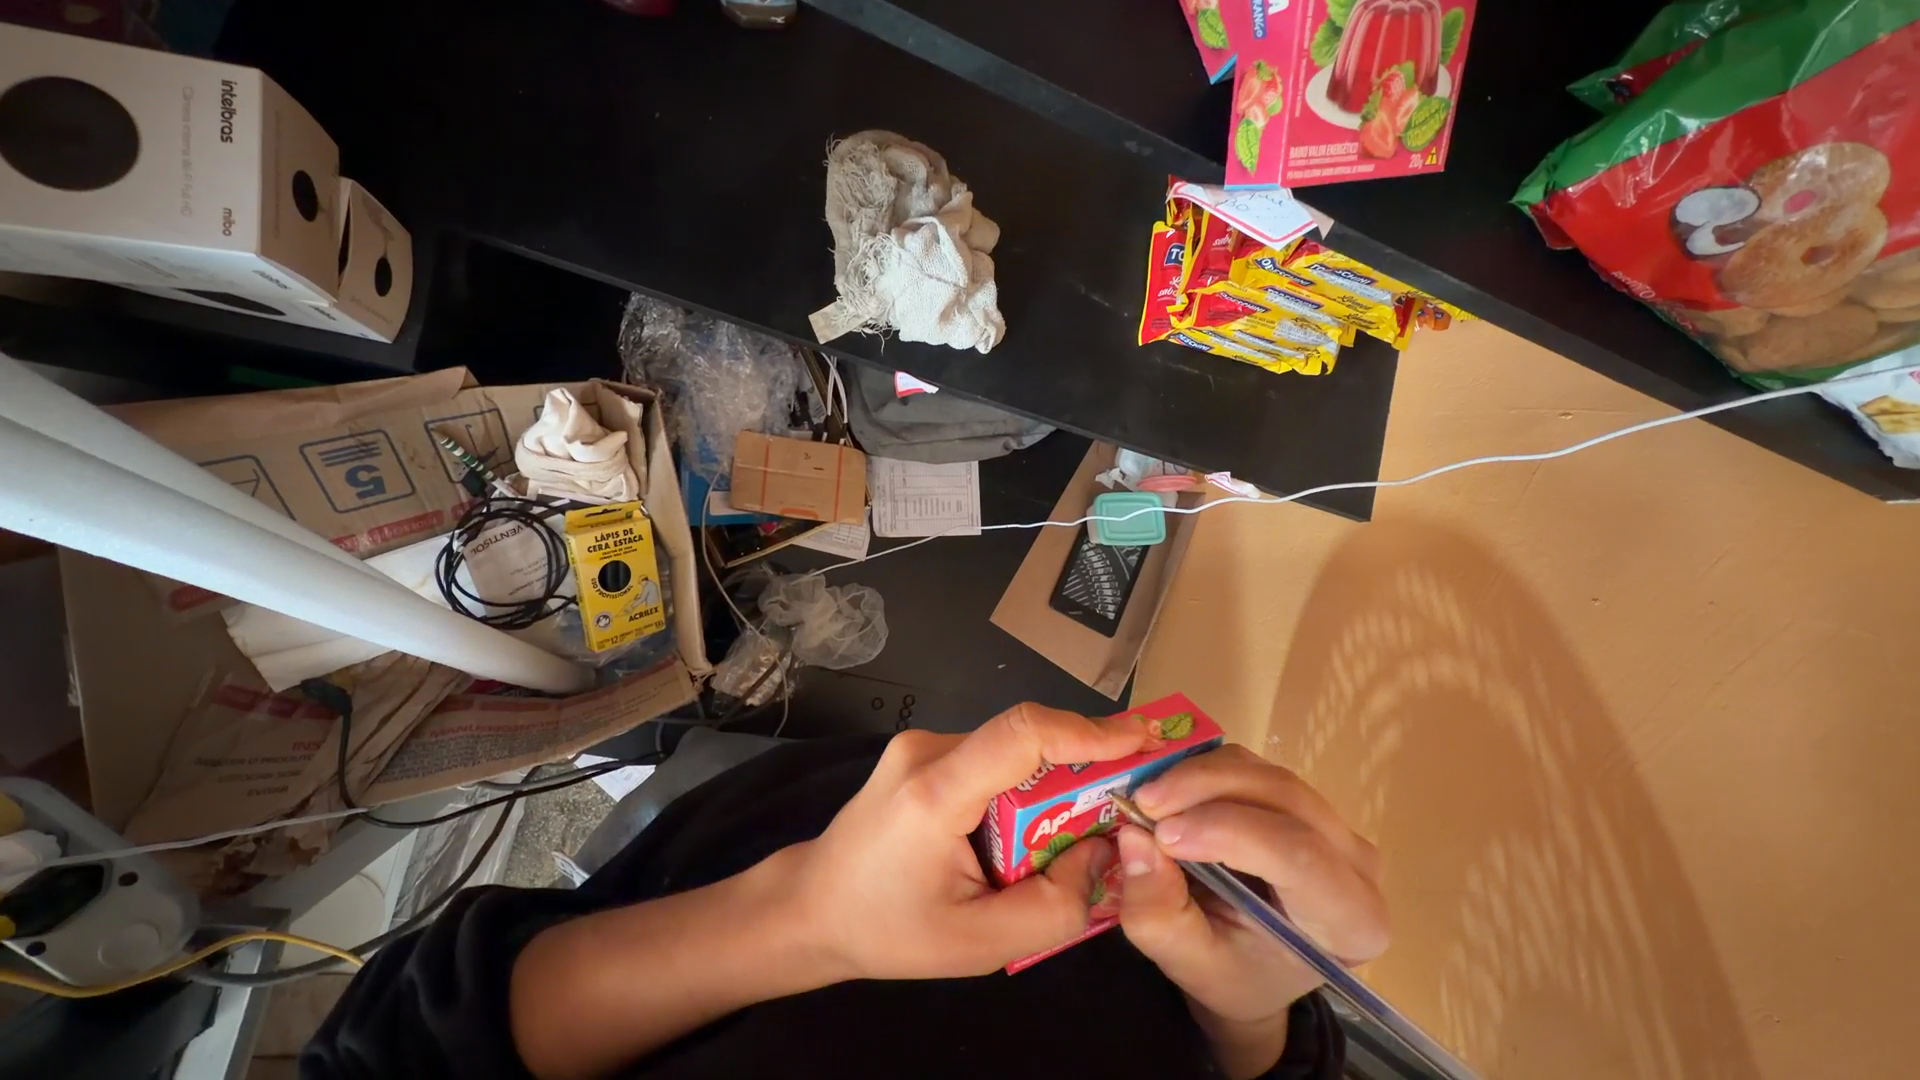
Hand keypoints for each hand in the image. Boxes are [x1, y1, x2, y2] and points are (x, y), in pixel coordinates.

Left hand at [787, 703, 1157, 980]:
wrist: (812, 904)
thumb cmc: (887, 928)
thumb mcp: (979, 944)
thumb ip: (1054, 906)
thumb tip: (1103, 852)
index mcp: (935, 791)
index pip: (1022, 733)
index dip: (1088, 731)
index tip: (1142, 739)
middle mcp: (927, 749)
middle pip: (1026, 741)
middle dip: (1085, 769)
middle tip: (1133, 799)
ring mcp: (921, 745)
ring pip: (1012, 750)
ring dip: (1052, 785)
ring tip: (1078, 833)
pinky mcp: (924, 752)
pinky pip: (992, 757)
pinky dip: (1025, 788)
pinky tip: (1032, 830)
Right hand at [1117, 744, 1388, 1027]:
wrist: (1251, 970)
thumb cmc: (1230, 973)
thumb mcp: (1185, 959)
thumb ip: (1158, 910)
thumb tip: (1133, 838)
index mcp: (1349, 921)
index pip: (1300, 856)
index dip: (1228, 831)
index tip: (1161, 834)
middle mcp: (1357, 864)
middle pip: (1283, 796)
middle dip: (1204, 787)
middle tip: (1143, 802)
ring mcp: (1333, 824)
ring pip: (1263, 772)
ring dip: (1199, 774)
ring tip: (1150, 800)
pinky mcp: (1300, 799)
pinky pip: (1251, 765)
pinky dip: (1203, 768)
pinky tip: (1171, 793)